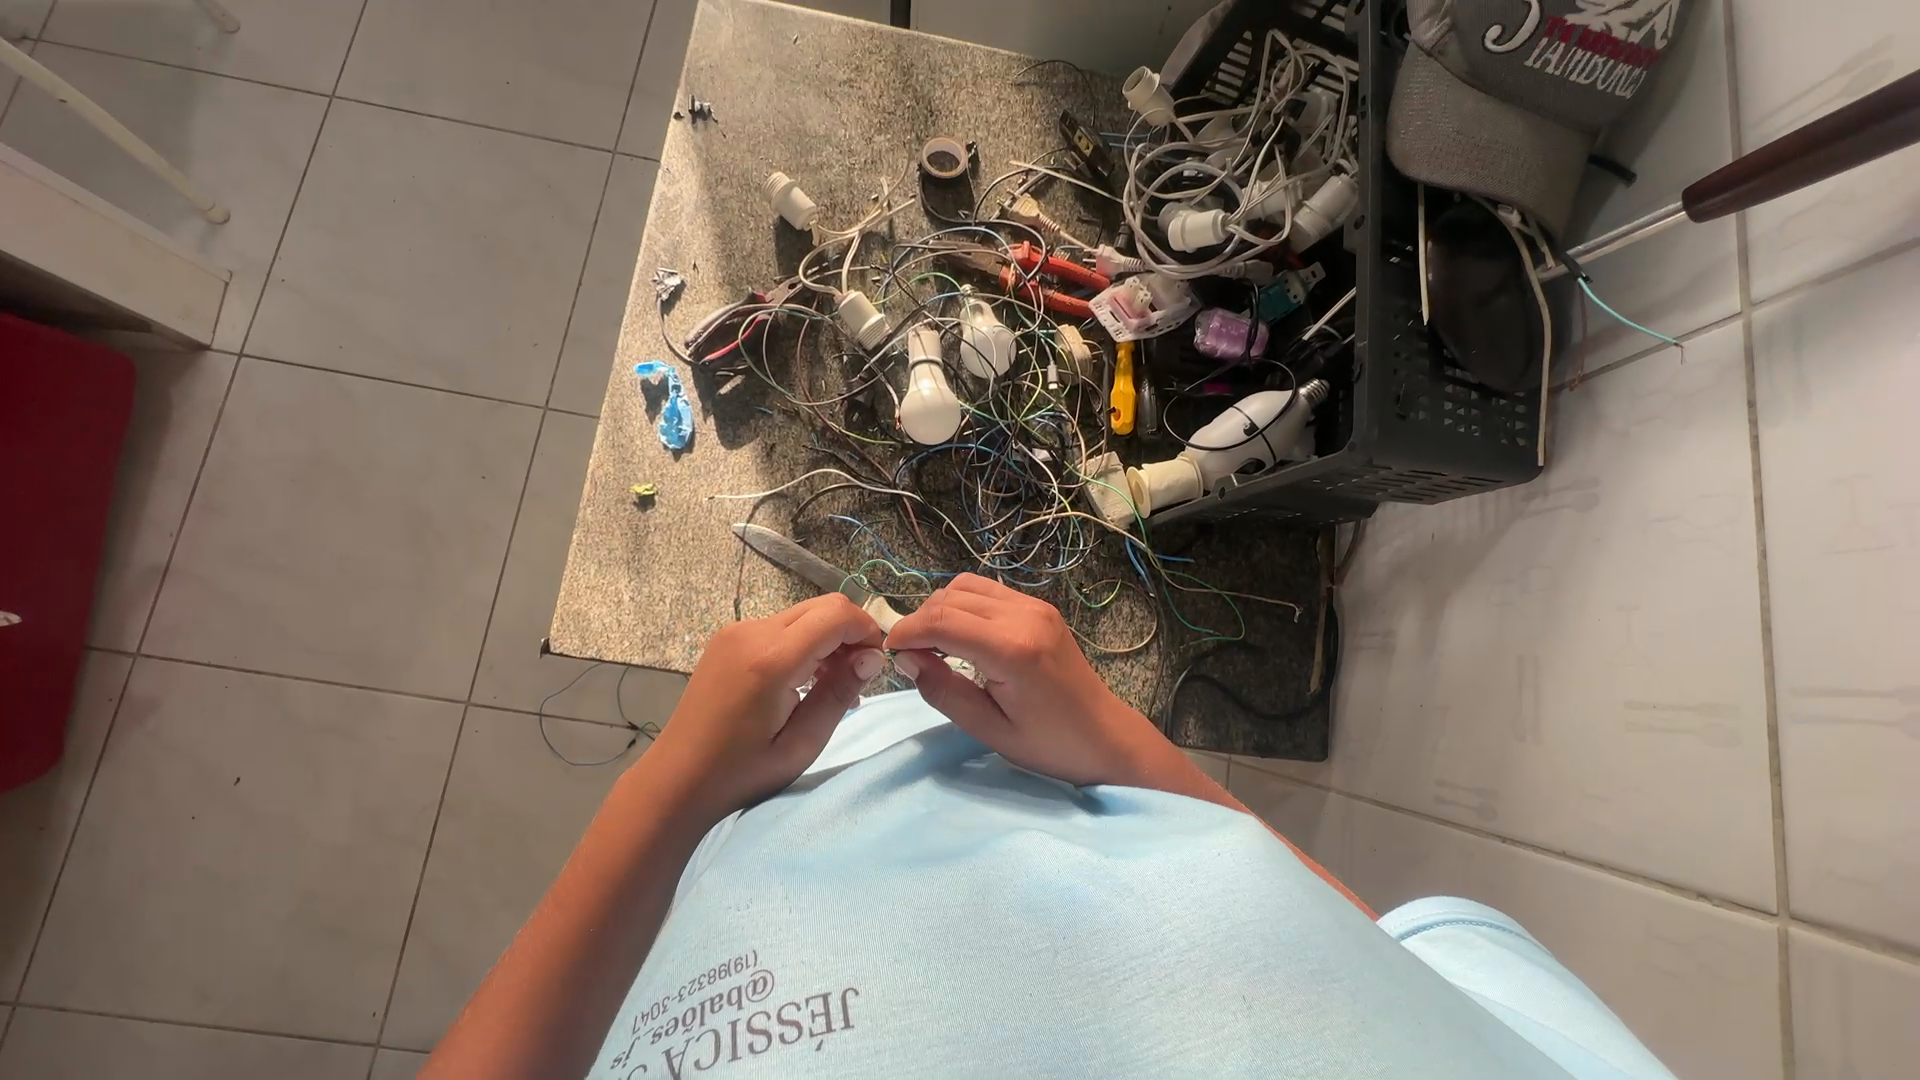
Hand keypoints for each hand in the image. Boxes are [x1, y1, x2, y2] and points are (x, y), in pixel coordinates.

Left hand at [649, 594, 886, 816]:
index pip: (836, 615)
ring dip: (827, 639)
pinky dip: (804, 643)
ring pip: (804, 614)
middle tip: (857, 676)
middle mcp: (752, 632)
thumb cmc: (741, 772)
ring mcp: (736, 631)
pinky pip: (781, 626)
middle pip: (823, 605)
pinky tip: (802, 681)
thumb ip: (838, 694)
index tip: (874, 666)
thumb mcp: (801, 744)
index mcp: (771, 659)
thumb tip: (873, 657)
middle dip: (850, 633)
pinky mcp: (728, 637)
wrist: (677, 778)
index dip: (866, 632)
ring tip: (830, 685)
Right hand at [883, 573, 1174, 786]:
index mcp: (1012, 649)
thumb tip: (906, 659)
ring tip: (933, 646)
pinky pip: (988, 592)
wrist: (1106, 736)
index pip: (942, 622)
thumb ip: (943, 691)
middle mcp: (1024, 615)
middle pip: (950, 598)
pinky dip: (963, 605)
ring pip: (967, 586)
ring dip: (941, 609)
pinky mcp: (1041, 607)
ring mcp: (1035, 606)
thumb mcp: (989, 729)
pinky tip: (961, 636)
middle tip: (909, 656)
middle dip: (920, 621)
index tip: (888, 654)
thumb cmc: (1049, 744)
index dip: (907, 633)